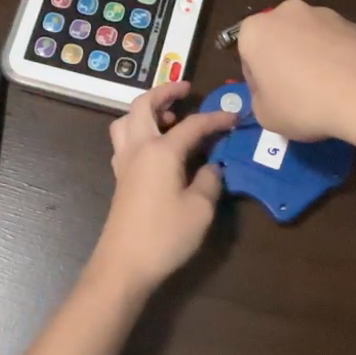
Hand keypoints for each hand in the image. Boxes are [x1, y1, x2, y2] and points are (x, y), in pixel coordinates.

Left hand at [93, 81, 236, 293]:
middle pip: (142, 105)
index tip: (235, 117)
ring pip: (126, 121)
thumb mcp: (200, 209)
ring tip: (169, 117)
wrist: (124, 264)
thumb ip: (209, 181)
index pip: (192, 124)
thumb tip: (212, 167)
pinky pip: (125, 142)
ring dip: (146, 111)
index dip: (215, 119)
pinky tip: (158, 148)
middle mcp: (138, 148)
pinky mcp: (120, 179)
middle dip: (164, 92)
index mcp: (160, 150)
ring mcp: (124, 163)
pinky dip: (139, 132)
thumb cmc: (165, 235)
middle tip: (185, 90)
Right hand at [238, 0, 355, 142]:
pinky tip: (345, 84)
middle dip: (283, 63)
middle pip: (277, 40)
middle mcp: (286, 12)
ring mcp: (323, 14)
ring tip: (325, 91)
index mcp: (255, 31)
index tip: (272, 101)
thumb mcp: (265, 116)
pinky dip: (335, 59)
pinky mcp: (353, 22)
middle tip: (295, 95)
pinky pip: (334, 43)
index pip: (247, 57)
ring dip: (310, 59)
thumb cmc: (303, 104)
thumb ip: (260, 99)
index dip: (258, 82)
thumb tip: (273, 93)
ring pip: (307, 39)